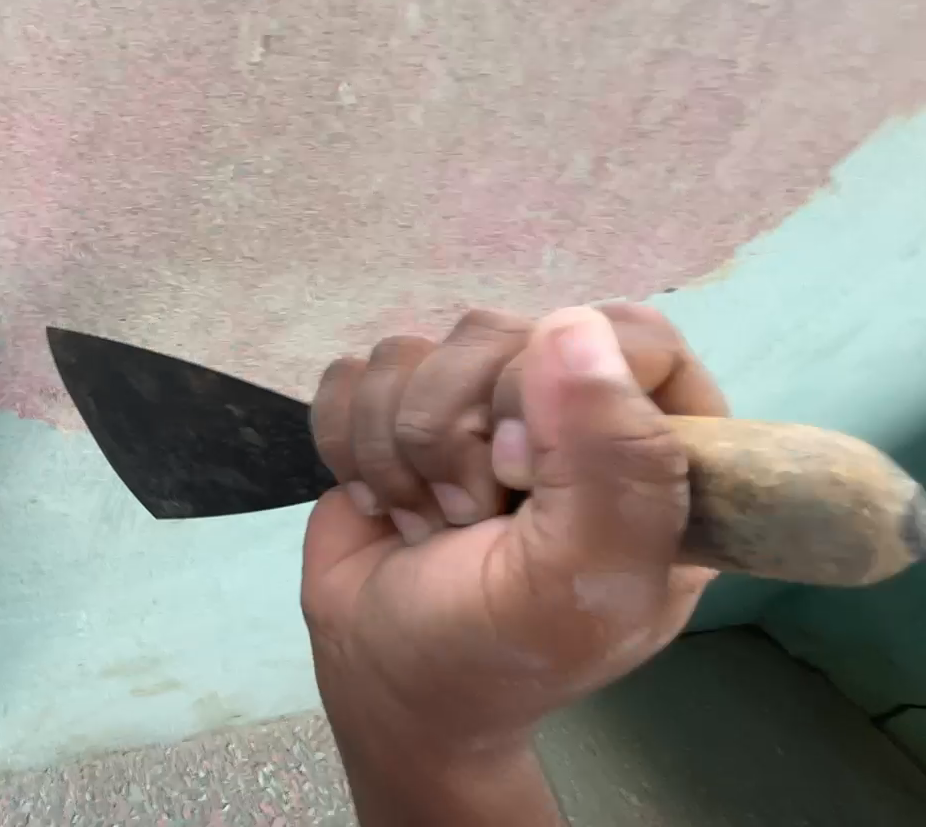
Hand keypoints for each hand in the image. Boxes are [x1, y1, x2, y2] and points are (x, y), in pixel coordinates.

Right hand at [300, 304, 726, 819]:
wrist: (378, 667)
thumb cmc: (491, 648)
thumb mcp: (573, 584)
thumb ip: (607, 465)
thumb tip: (570, 325)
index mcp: (647, 450)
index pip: (624, 336)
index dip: (554, 386)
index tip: (521, 469)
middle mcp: (551, 412)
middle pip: (489, 332)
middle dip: (450, 434)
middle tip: (464, 515)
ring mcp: (458, 408)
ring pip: (401, 352)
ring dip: (391, 451)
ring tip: (419, 519)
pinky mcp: (379, 413)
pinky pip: (344, 375)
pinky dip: (343, 444)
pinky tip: (375, 498)